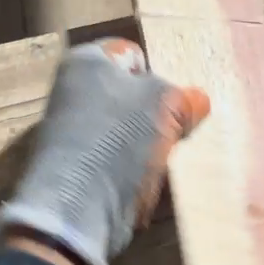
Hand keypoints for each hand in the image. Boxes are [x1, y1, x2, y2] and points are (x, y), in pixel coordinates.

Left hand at [0, 39, 209, 264]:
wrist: (76, 209)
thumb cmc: (120, 140)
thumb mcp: (166, 105)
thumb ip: (186, 97)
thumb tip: (194, 102)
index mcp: (85, 62)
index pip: (133, 55)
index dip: (160, 75)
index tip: (177, 101)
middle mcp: (71, 91)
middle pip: (130, 95)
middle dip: (155, 114)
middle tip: (176, 131)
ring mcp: (69, 132)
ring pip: (126, 131)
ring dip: (147, 146)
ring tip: (162, 161)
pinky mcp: (74, 168)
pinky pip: (115, 161)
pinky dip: (131, 172)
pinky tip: (144, 184)